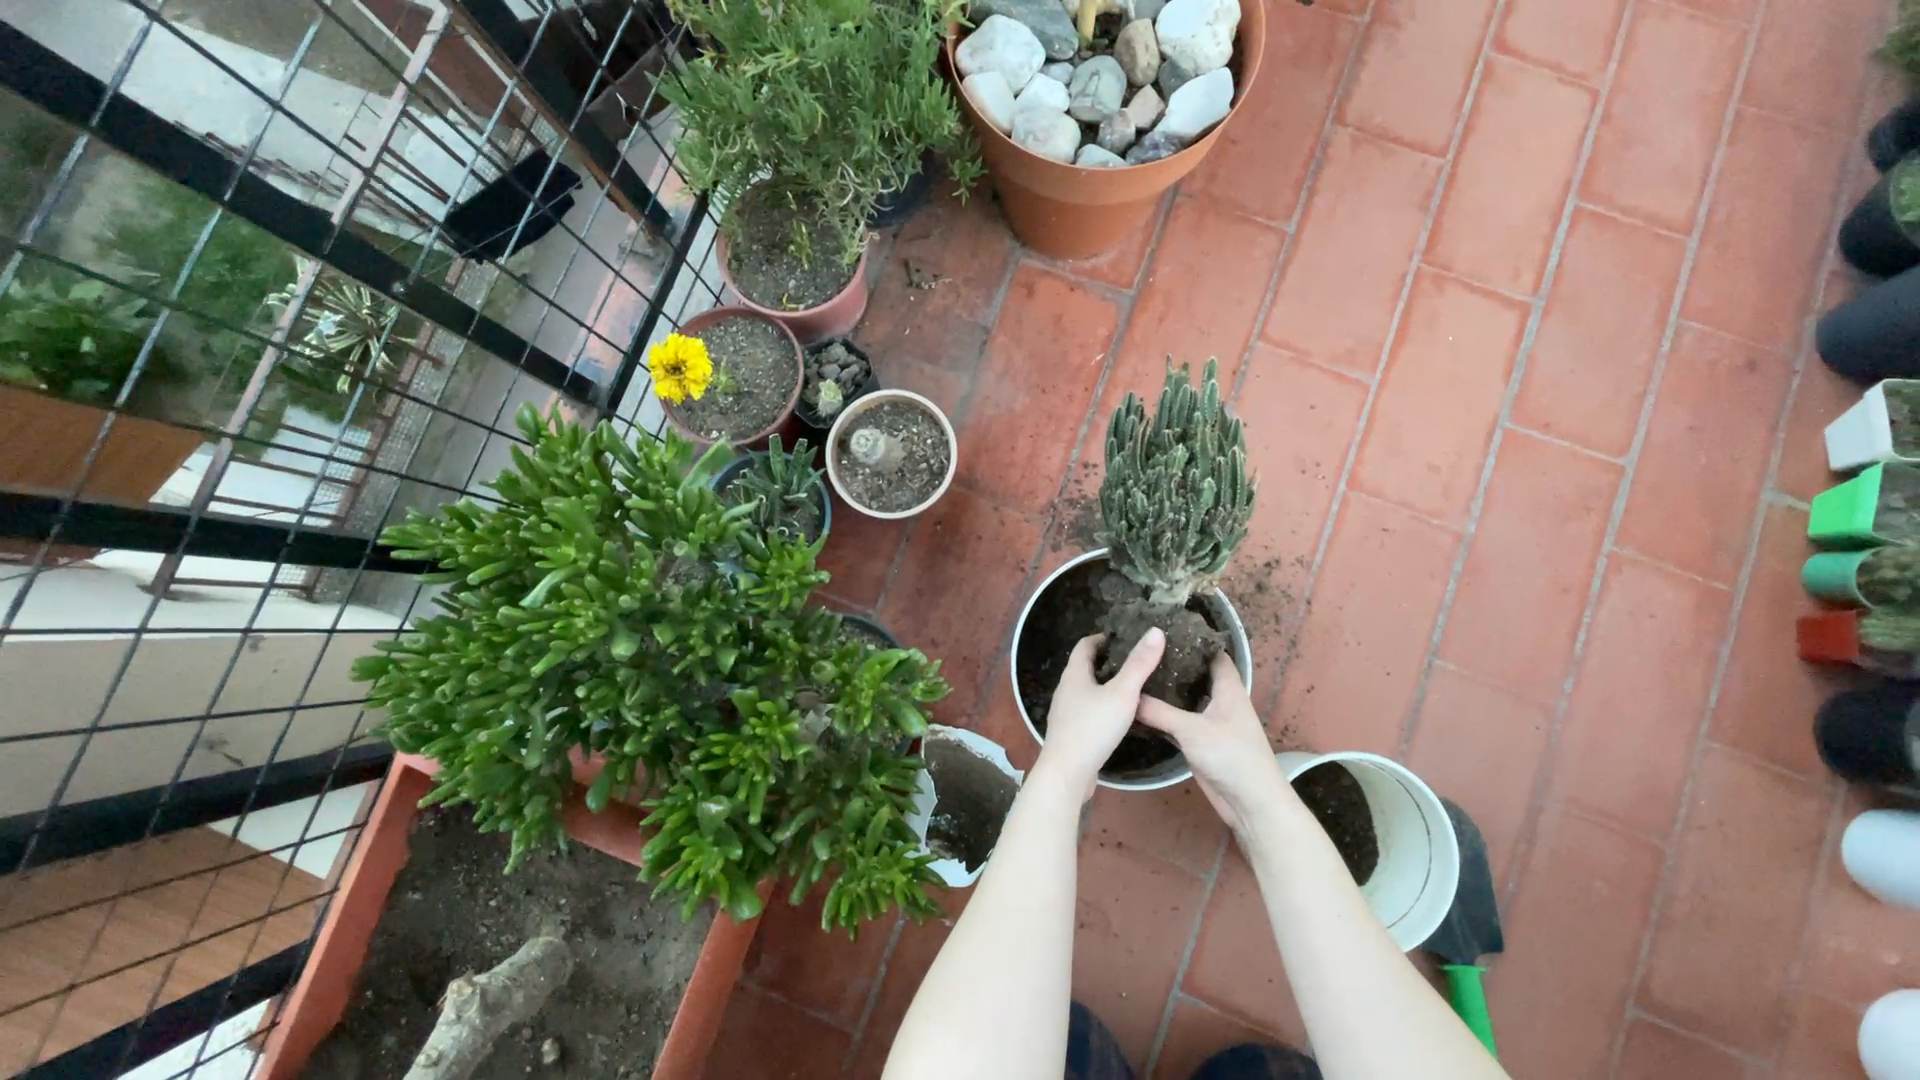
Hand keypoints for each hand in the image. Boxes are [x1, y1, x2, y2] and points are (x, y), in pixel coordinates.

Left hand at [1033, 629, 1165, 799]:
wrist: (1067, 773)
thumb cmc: (1093, 727)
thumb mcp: (1122, 693)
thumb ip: (1139, 664)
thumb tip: (1155, 631)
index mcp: (1074, 675)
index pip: (1084, 646)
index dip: (1102, 638)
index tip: (1123, 638)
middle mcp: (1065, 690)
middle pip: (1084, 668)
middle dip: (1106, 662)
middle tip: (1134, 662)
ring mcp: (1065, 713)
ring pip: (1085, 691)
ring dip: (1104, 686)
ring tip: (1131, 687)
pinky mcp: (1070, 733)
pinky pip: (1087, 712)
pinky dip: (1102, 707)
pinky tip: (1118, 717)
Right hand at [1137, 653, 1291, 840]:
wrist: (1250, 802)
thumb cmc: (1231, 757)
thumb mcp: (1192, 730)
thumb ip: (1159, 712)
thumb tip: (1128, 695)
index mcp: (1228, 689)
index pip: (1213, 655)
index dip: (1194, 640)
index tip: (1165, 630)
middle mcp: (1221, 702)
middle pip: (1196, 676)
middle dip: (1173, 664)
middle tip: (1141, 652)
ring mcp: (1211, 723)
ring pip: (1186, 700)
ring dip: (1167, 691)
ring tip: (1136, 675)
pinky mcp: (1201, 743)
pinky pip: (1179, 722)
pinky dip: (1163, 716)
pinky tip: (1141, 709)